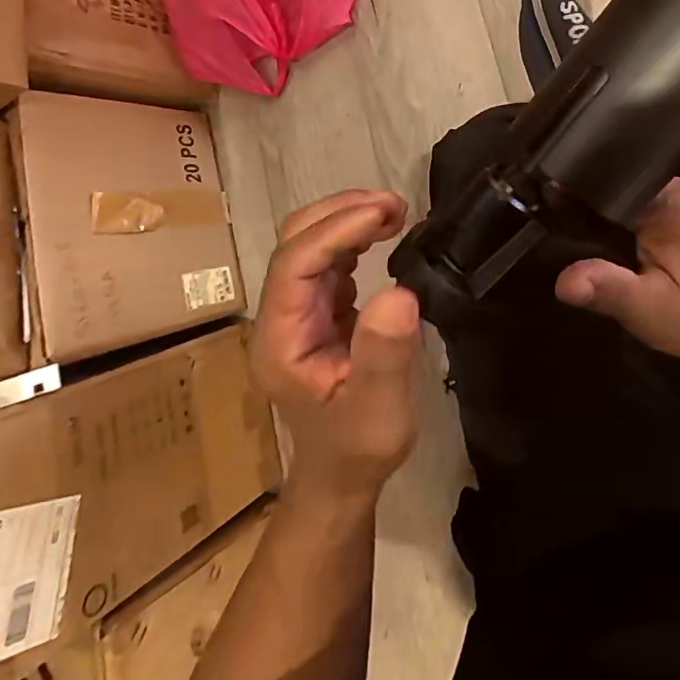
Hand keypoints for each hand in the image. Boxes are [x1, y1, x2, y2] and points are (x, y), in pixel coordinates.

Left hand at [254, 189, 422, 506]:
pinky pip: (330, 260)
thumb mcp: (380, 410)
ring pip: (310, 243)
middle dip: (340, 213)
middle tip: (395, 205)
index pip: (294, 263)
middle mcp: (281, 315)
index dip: (336, 231)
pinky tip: (384, 236)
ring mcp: (298, 310)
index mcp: (281, 338)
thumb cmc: (357, 448)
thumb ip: (384, 355)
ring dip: (349, 219)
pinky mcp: (319, 310)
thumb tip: (399, 293)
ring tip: (396, 213)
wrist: (341, 474)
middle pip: (294, 242)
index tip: (385, 215)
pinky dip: (357, 239)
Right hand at [555, 178, 679, 359]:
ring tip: (566, 245)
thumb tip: (563, 283)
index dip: (566, 203)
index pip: (600, 184)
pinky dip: (612, 231)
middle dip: (579, 216)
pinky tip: (599, 249)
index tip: (539, 222)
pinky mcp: (673, 214)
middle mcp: (668, 185)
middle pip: (605, 191)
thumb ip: (609, 289)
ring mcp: (672, 197)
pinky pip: (629, 213)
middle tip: (548, 240)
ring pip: (615, 203)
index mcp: (663, 195)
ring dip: (595, 225)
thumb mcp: (651, 308)